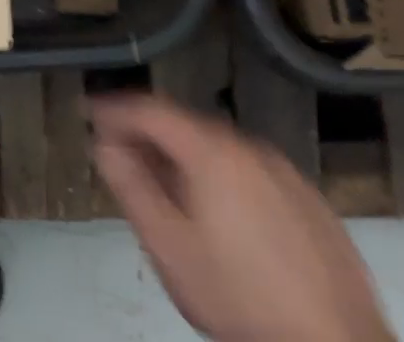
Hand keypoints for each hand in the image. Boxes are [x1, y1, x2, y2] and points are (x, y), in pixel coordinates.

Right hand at [92, 94, 393, 341]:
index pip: (151, 109)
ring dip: (185, 158)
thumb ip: (129, 184)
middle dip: (148, 136)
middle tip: (121, 157)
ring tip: (163, 189)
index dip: (113, 109)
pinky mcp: (313, 207)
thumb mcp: (164, 242)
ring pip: (222, 151)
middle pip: (188, 127)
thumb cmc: (237, 293)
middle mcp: (255, 154)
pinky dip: (222, 179)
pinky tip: (216, 215)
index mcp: (214, 154)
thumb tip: (106, 146)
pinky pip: (253, 176)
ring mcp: (291, 179)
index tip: (90, 115)